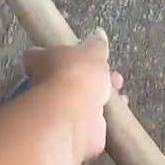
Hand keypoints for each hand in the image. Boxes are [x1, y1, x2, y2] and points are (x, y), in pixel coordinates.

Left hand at [23, 30, 124, 163]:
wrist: (74, 117)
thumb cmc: (77, 74)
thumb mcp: (93, 51)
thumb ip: (97, 45)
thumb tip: (99, 33)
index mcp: (43, 60)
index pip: (45, 54)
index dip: (63, 53)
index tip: (81, 53)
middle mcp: (47, 85)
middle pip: (69, 78)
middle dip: (92, 77)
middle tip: (112, 75)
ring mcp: (60, 110)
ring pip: (82, 100)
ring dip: (101, 96)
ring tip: (120, 91)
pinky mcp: (74, 131)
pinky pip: (92, 121)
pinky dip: (106, 117)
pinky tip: (121, 109)